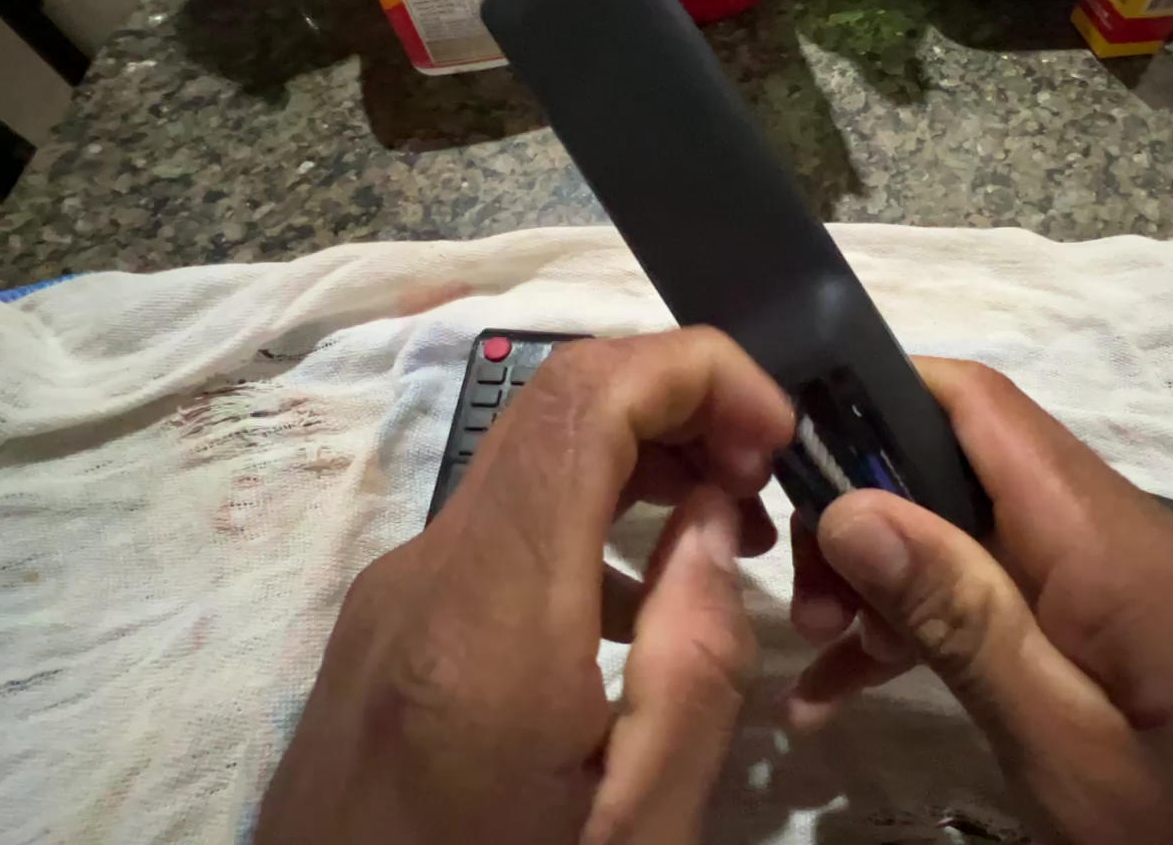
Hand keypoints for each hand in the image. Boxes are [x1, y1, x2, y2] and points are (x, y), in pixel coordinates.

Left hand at [254, 328, 794, 844]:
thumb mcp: (644, 829)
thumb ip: (699, 659)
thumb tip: (711, 514)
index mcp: (489, 621)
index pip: (585, 400)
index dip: (696, 373)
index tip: (773, 432)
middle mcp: (427, 569)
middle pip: (562, 398)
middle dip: (684, 398)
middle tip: (759, 471)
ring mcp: (401, 579)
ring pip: (541, 443)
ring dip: (647, 444)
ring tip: (726, 516)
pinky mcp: (399, 604)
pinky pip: (514, 506)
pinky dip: (599, 497)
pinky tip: (646, 581)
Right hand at [786, 359, 1172, 844]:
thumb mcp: (1063, 742)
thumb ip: (961, 618)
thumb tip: (851, 508)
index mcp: (1096, 530)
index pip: (976, 402)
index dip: (880, 393)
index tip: (794, 448)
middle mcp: (1097, 523)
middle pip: (950, 462)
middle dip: (863, 510)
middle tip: (807, 598)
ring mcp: (1096, 570)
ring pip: (956, 527)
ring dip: (882, 572)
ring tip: (822, 645)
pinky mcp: (1095, 613)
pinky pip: (989, 588)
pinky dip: (920, 619)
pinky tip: (848, 682)